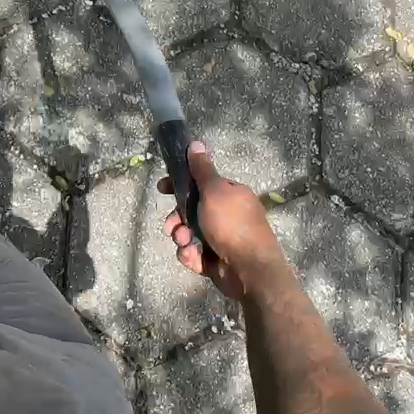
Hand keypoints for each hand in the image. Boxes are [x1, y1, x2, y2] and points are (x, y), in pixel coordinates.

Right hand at [158, 140, 282, 299]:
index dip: (180, 184)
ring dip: (181, 236)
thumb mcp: (215, 191)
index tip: (162, 188)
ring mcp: (220, 238)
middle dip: (177, 216)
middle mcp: (225, 214)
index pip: (200, 183)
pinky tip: (194, 257)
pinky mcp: (215, 259)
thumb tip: (196, 143)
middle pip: (190, 209)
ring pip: (188, 231)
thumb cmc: (233, 225)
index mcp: (230, 195)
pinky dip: (190, 254)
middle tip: (172, 224)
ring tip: (184, 242)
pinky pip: (193, 252)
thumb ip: (202, 169)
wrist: (251, 271)